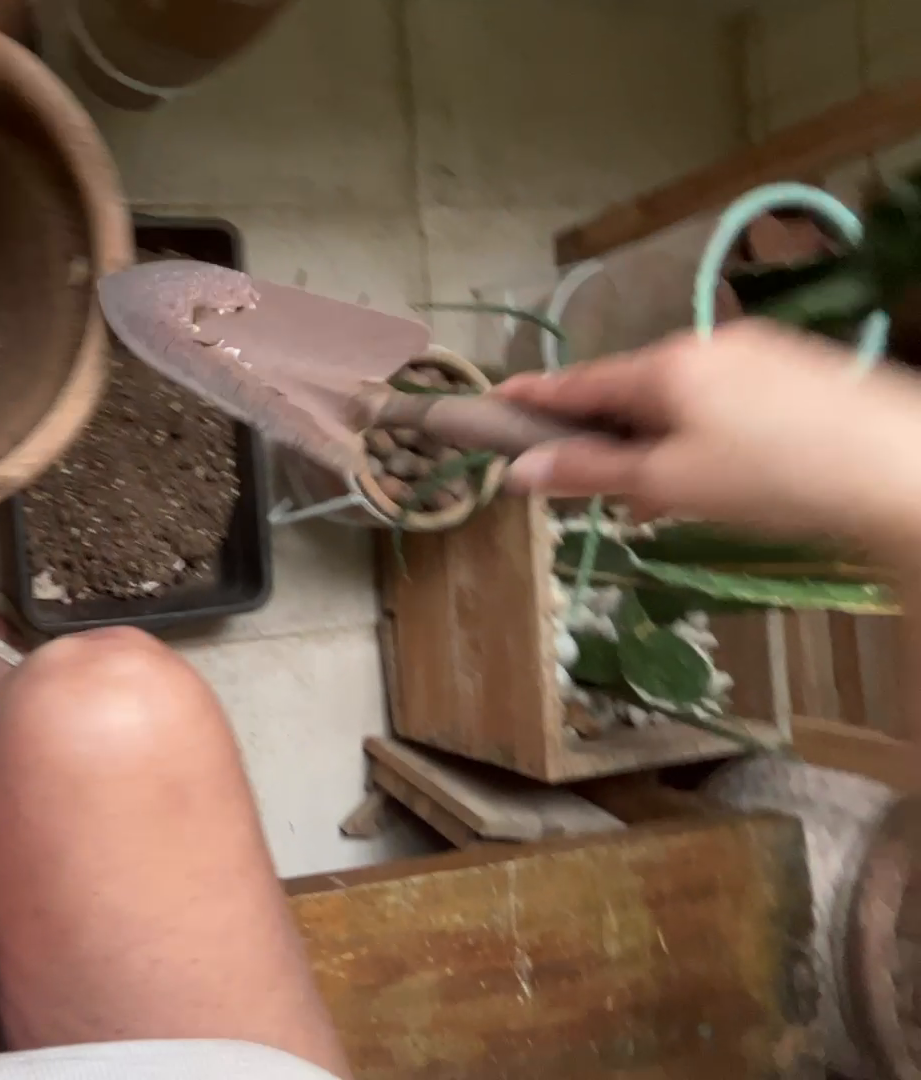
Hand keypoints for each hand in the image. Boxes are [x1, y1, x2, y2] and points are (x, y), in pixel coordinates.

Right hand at [497, 320, 920, 549]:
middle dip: (601, 433)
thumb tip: (514, 472)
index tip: (491, 399)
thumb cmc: (772, 474)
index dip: (529, 394)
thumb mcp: (663, 480)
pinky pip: (720, 399)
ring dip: (650, 440)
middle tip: (589, 478)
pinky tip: (711, 472)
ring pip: (675, 399)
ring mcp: (761, 355)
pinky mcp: (802, 372)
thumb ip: (585, 472)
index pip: (575, 381)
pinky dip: (695, 433)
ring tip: (655, 490)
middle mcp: (707, 348)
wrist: (918, 473)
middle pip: (626, 390)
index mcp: (665, 366)